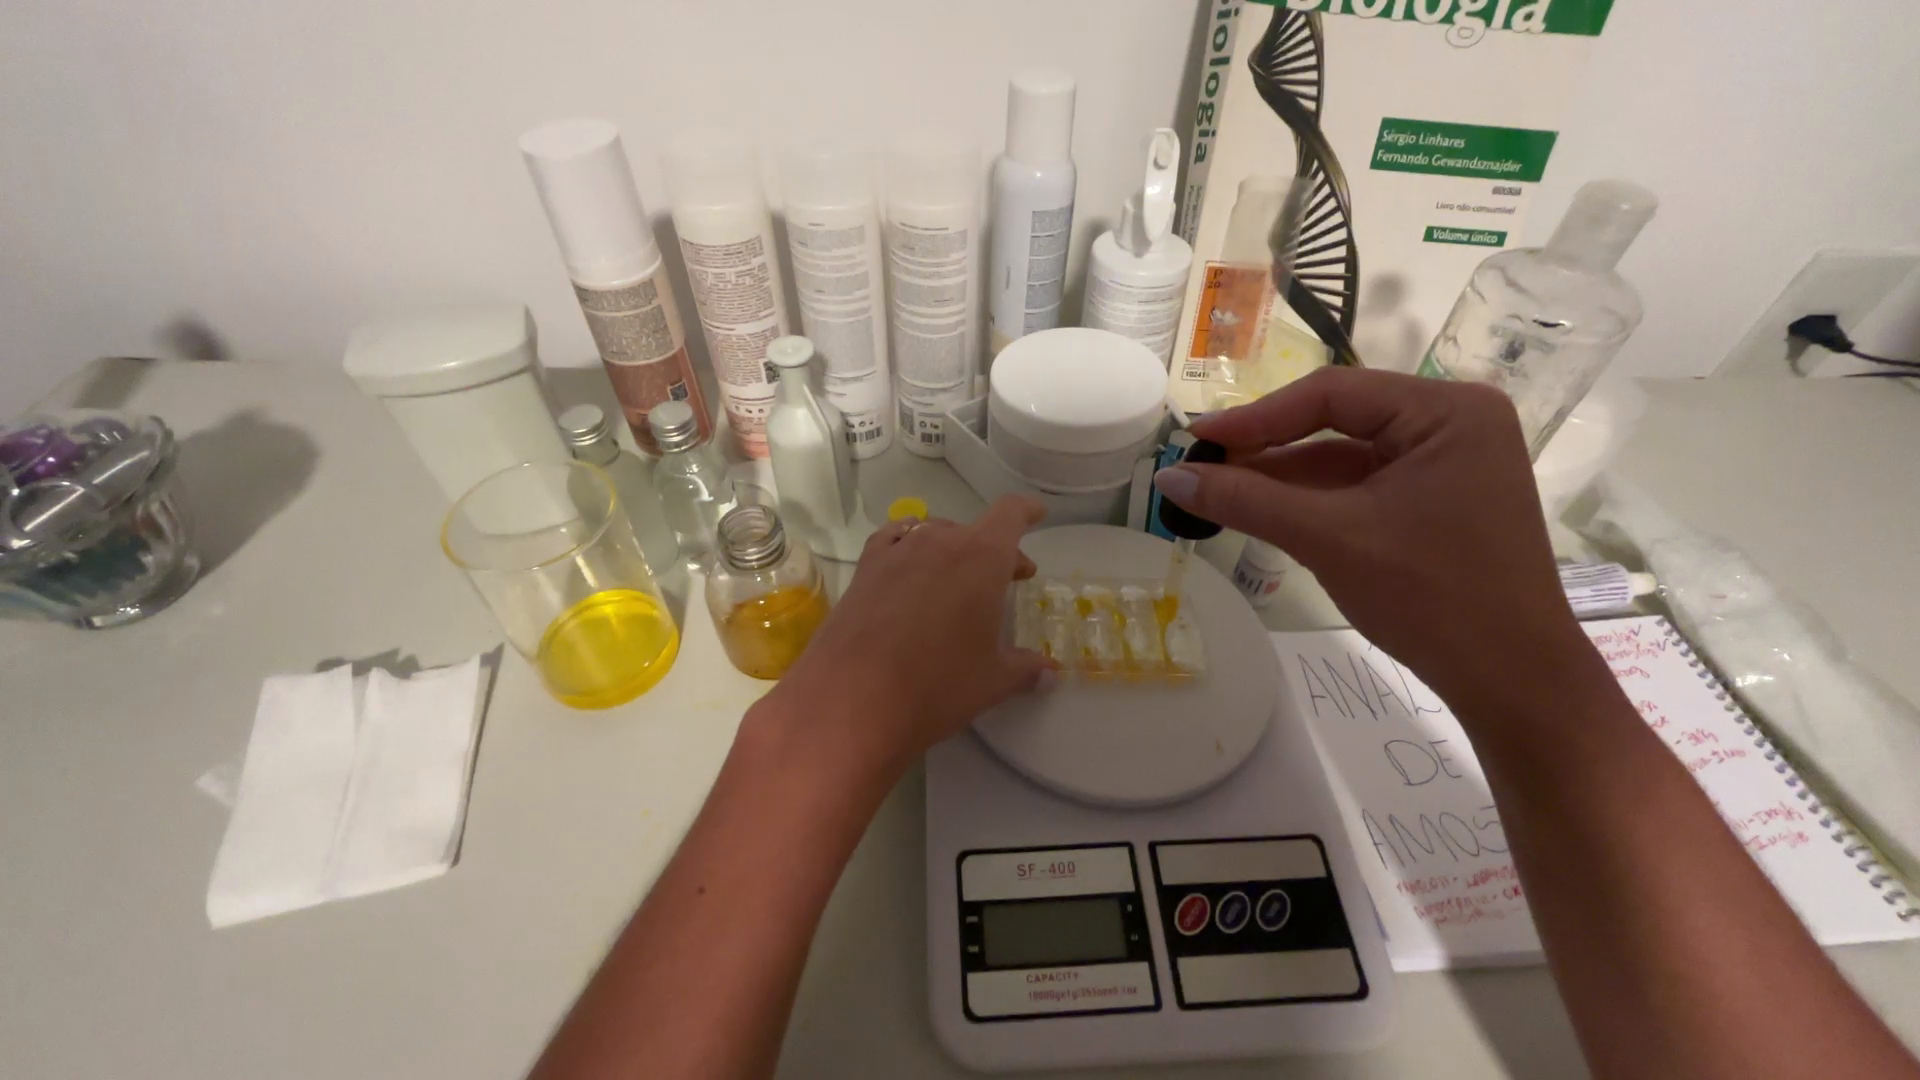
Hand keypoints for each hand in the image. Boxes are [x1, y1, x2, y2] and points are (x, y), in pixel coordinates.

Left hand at [762, 496, 1053, 776]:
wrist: (852, 699)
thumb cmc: (937, 685)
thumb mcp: (991, 681)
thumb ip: (1024, 670)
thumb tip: (1049, 674)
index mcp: (982, 557)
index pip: (1011, 514)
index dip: (1026, 511)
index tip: (1036, 514)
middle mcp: (940, 542)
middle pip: (975, 531)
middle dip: (994, 552)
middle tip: (1005, 582)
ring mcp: (897, 552)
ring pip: (934, 535)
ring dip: (952, 552)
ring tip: (956, 582)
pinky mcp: (864, 569)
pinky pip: (893, 542)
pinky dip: (909, 548)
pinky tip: (908, 569)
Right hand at [1152, 367, 1583, 701]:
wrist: (1510, 680)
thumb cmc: (1430, 595)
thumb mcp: (1328, 539)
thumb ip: (1245, 501)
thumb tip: (1168, 479)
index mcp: (1445, 411)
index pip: (1330, 394)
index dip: (1254, 416)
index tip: (1195, 438)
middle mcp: (1450, 424)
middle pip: (1336, 422)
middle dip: (1265, 448)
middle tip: (1199, 466)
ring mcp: (1444, 465)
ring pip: (1342, 458)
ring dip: (1281, 477)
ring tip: (1216, 491)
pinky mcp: (1433, 503)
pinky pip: (1357, 488)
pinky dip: (1309, 500)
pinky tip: (1261, 511)